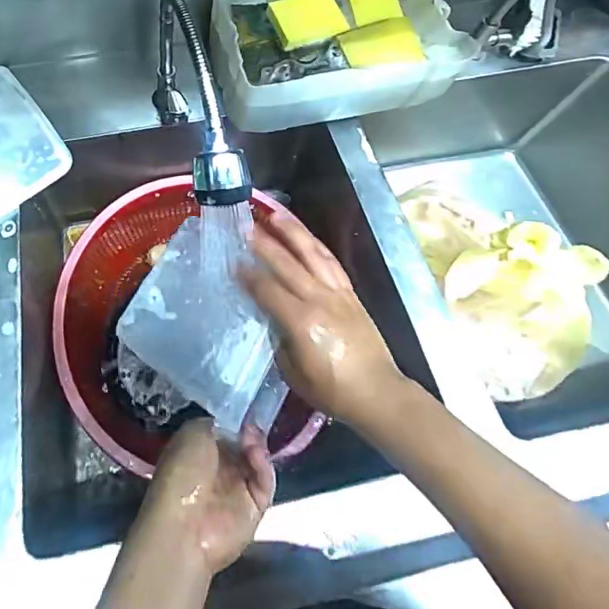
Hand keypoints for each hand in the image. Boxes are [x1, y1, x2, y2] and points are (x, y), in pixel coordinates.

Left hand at [140, 417, 275, 575]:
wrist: (185, 525)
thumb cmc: (183, 470)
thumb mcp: (193, 432)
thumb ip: (217, 423)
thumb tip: (234, 423)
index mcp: (200, 448)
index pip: (225, 429)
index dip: (235, 419)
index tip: (245, 410)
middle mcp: (219, 467)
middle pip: (244, 444)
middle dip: (250, 432)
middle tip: (252, 425)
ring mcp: (237, 487)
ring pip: (257, 461)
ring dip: (257, 447)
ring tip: (253, 441)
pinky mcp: (255, 507)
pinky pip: (265, 482)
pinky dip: (264, 467)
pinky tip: (257, 456)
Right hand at [241, 210, 405, 430]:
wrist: (377, 393)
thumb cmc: (330, 389)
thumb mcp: (292, 370)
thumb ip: (278, 338)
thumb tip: (270, 318)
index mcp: (300, 320)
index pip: (267, 288)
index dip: (248, 274)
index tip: (232, 262)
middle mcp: (319, 299)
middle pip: (287, 263)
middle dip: (263, 243)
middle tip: (244, 226)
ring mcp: (337, 293)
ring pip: (312, 253)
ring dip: (292, 232)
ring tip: (275, 215)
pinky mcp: (350, 293)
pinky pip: (330, 262)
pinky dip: (316, 246)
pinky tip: (305, 237)